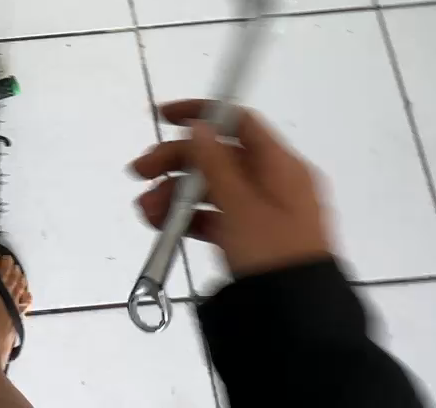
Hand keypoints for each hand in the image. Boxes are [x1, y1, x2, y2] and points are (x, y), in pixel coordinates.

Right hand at [129, 99, 332, 277]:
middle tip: (138, 172)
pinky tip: (160, 224)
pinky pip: (211, 214)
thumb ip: (215, 161)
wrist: (296, 321)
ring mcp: (260, 210)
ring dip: (172, 193)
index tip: (161, 117)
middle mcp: (271, 182)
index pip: (238, 122)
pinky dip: (185, 216)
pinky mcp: (249, 236)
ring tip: (146, 211)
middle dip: (172, 162)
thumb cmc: (271, 250)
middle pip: (214, 155)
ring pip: (208, 186)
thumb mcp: (240, 203)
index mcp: (280, 167)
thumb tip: (199, 124)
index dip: (199, 113)